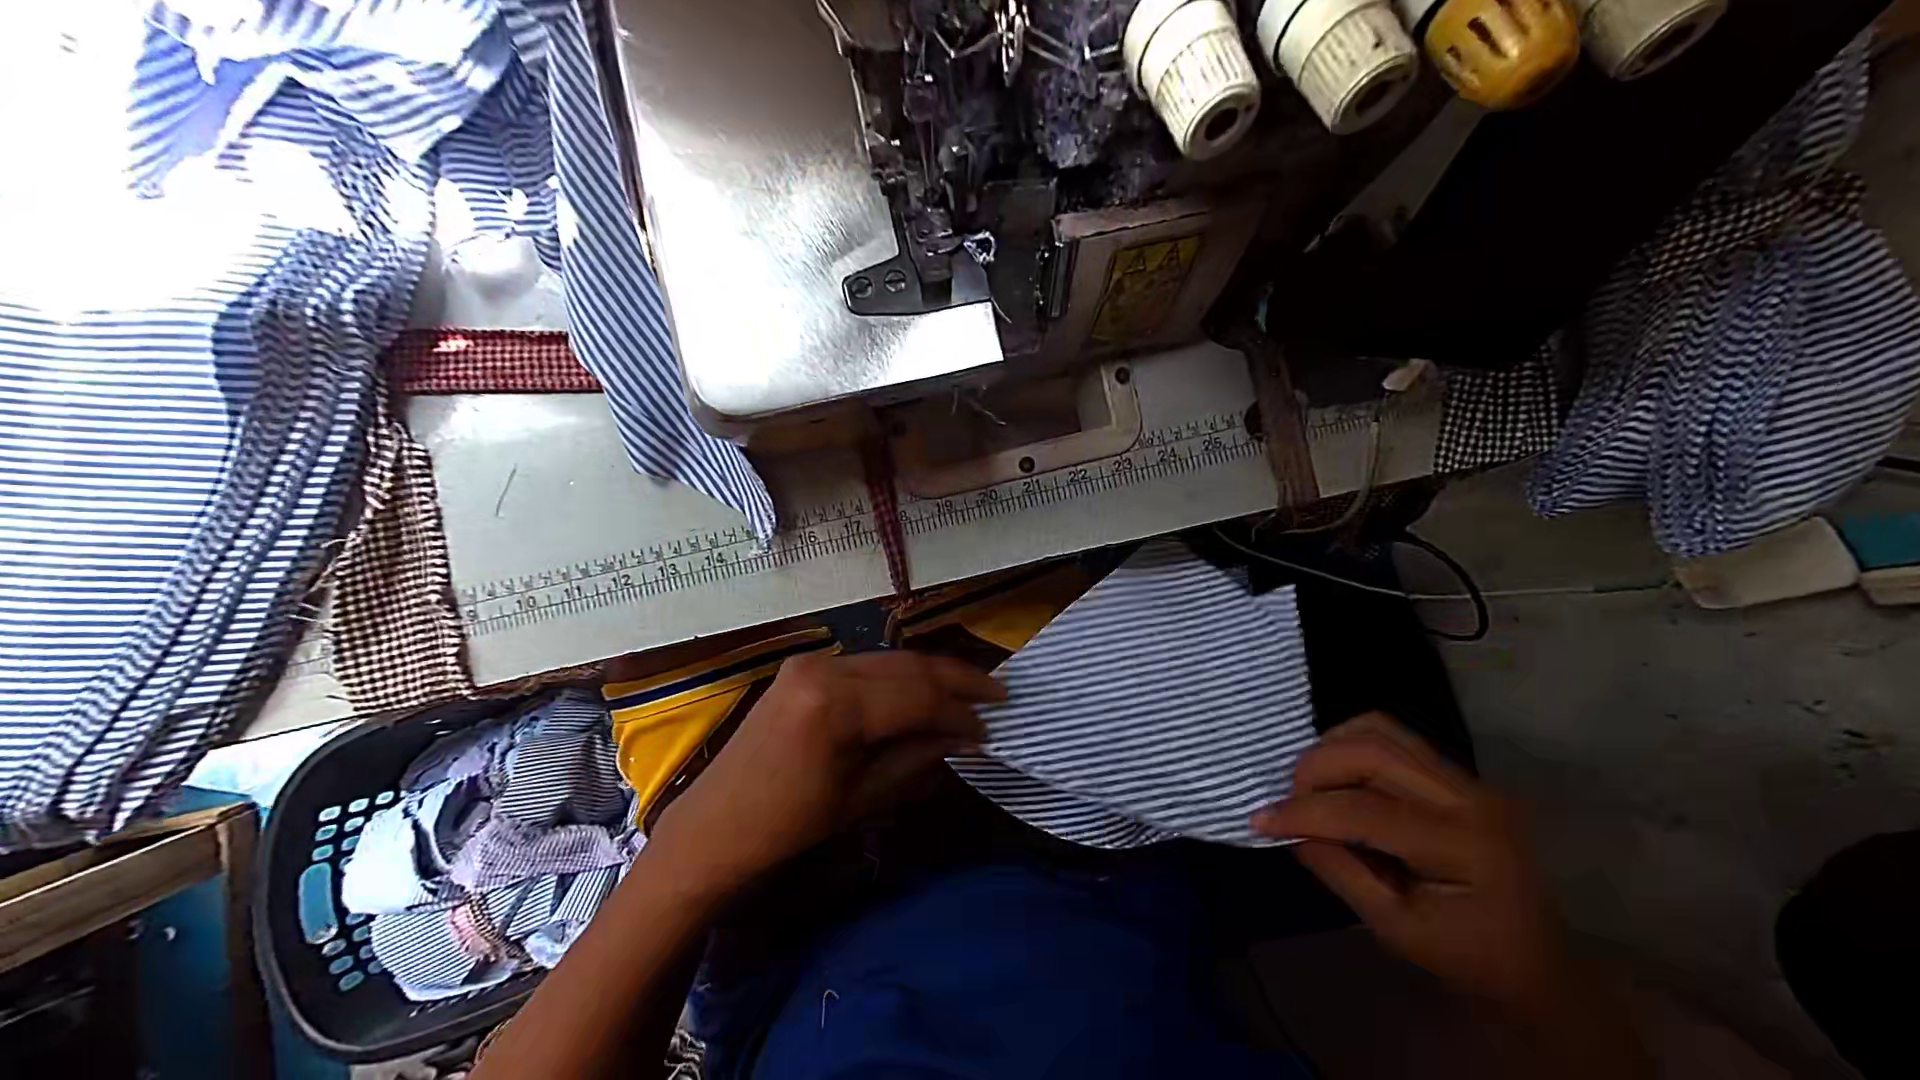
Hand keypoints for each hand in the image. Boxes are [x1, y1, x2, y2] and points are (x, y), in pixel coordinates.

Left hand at [645, 650, 1004, 901]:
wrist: (714, 827)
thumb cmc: (788, 826)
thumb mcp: (864, 796)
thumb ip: (920, 756)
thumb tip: (969, 735)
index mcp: (835, 704)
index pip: (919, 696)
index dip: (961, 711)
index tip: (993, 728)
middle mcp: (824, 667)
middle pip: (908, 666)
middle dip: (956, 680)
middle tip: (996, 695)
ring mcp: (811, 662)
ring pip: (890, 660)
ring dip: (930, 677)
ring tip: (969, 695)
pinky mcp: (803, 667)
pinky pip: (866, 667)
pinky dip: (898, 679)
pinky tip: (923, 694)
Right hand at [1252, 713, 1570, 1009]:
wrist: (1535, 961)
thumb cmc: (1467, 955)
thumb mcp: (1396, 929)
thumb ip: (1339, 871)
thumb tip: (1290, 828)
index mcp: (1463, 846)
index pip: (1366, 810)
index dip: (1305, 811)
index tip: (1260, 819)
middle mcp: (1469, 799)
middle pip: (1373, 752)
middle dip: (1314, 768)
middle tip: (1288, 800)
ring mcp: (1467, 780)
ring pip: (1381, 731)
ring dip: (1331, 749)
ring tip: (1310, 785)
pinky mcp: (1455, 774)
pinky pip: (1392, 736)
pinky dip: (1350, 745)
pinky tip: (1338, 775)